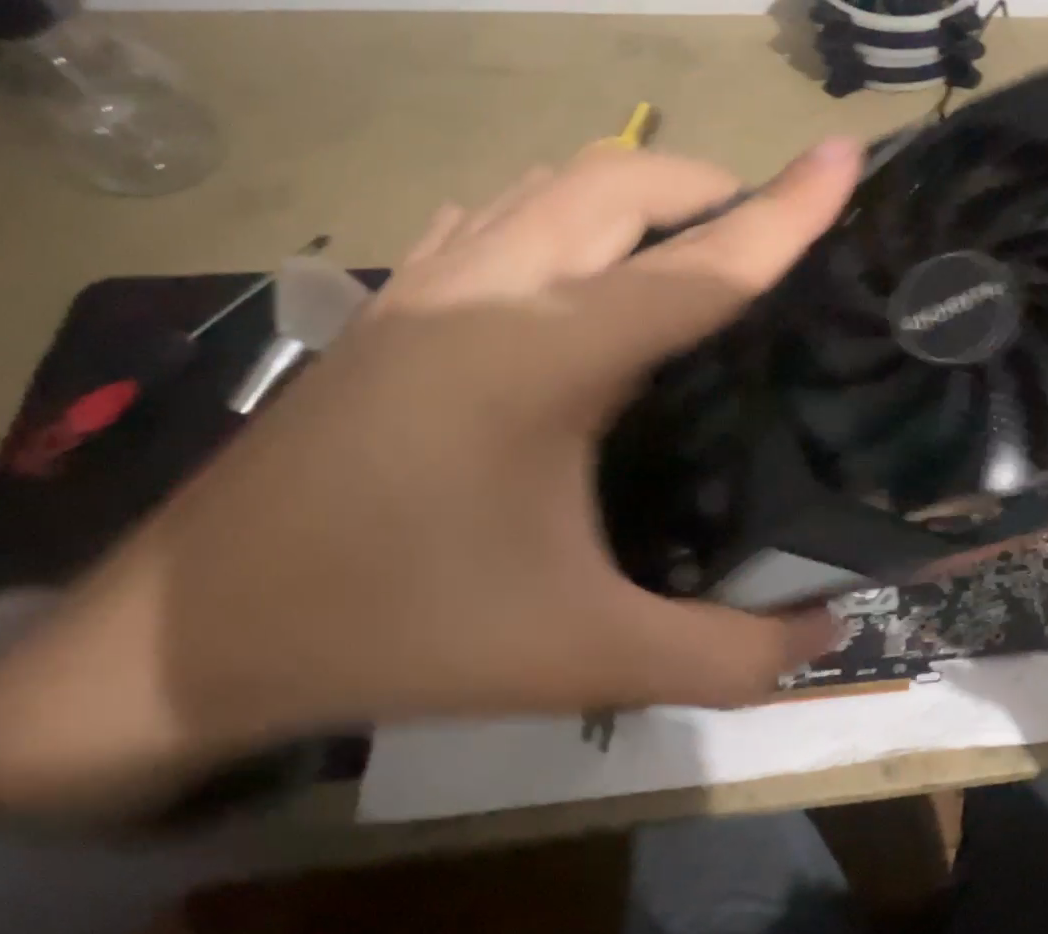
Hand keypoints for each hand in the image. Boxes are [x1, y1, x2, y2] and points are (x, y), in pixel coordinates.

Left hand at [0, 141, 861, 816]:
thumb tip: (828, 630)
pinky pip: (489, 225)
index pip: (693, 267)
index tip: (843, 161)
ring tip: (692, 244)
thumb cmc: (409, 632)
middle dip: (706, 187)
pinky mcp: (386, 320)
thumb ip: (728, 654)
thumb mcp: (592, 657)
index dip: (782, 215)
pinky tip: (575, 268)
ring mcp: (420, 297)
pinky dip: (557, 218)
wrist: (203, 636)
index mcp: (540, 356)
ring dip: (632, 196)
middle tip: (772, 233)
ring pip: (544, 190)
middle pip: (611, 185)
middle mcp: (481, 296)